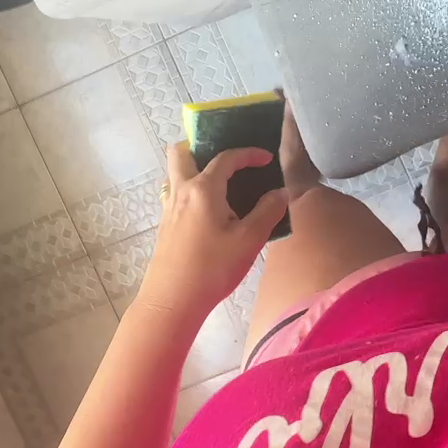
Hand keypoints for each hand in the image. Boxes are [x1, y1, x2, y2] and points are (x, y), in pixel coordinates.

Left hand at [138, 144, 288, 317]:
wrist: (172, 301)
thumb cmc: (212, 268)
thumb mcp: (249, 240)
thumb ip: (268, 212)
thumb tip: (282, 193)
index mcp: (203, 189)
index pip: (226, 158)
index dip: (248, 153)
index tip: (266, 158)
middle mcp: (181, 191)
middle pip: (181, 152)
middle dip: (202, 145)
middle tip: (226, 159)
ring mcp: (169, 208)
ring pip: (174, 173)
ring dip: (194, 168)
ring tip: (220, 183)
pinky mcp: (165, 225)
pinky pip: (174, 193)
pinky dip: (190, 189)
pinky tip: (209, 210)